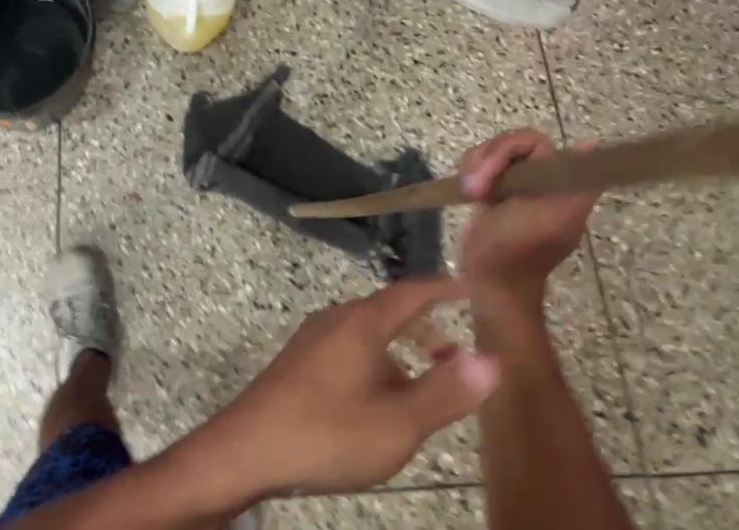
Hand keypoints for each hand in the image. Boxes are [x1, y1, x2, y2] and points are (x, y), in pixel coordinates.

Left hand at [195, 277, 500, 495]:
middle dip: (426, 329)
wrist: (245, 451)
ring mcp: (312, 341)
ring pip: (368, 335)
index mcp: (361, 323)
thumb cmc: (327, 433)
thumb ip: (446, 391)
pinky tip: (380, 405)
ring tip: (425, 392)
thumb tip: (492, 359)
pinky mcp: (299, 364)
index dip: (444, 287)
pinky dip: (377, 365)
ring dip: (401, 354)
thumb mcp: (398, 422)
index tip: (472, 286)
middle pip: (389, 312)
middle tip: (458, 358)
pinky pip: (349, 351)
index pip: (411, 292)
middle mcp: (335, 320)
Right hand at [457, 129, 600, 307]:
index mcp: (560, 182)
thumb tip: (592, 143)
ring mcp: (514, 184)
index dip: (516, 148)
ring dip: (477, 169)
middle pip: (509, 144)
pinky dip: (470, 174)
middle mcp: (539, 178)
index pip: (536, 143)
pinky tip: (470, 193)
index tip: (507, 171)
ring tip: (473, 193)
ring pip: (491, 153)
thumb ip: (577, 180)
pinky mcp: (492, 190)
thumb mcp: (556, 215)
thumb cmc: (521, 248)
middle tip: (479, 187)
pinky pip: (478, 165)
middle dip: (490, 160)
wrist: (492, 280)